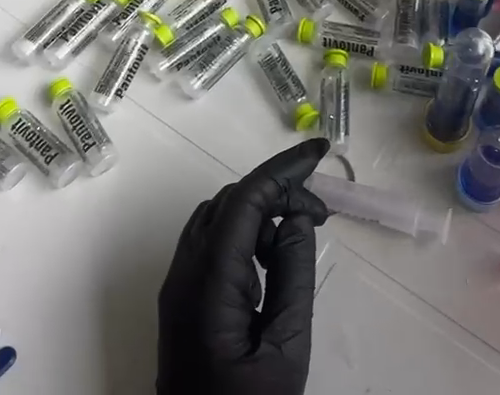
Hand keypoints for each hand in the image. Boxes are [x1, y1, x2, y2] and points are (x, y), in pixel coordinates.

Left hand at [157, 139, 331, 394]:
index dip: (284, 169)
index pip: (245, 199)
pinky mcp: (181, 298)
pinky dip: (245, 235)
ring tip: (299, 237)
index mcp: (208, 281)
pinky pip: (211, 243)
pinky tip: (271, 261)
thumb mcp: (285, 346)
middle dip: (277, 192)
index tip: (321, 153)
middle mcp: (184, 272)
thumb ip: (293, 275)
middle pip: (229, 202)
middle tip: (320, 213)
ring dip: (260, 212)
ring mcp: (177, 285)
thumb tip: (298, 218)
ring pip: (218, 218)